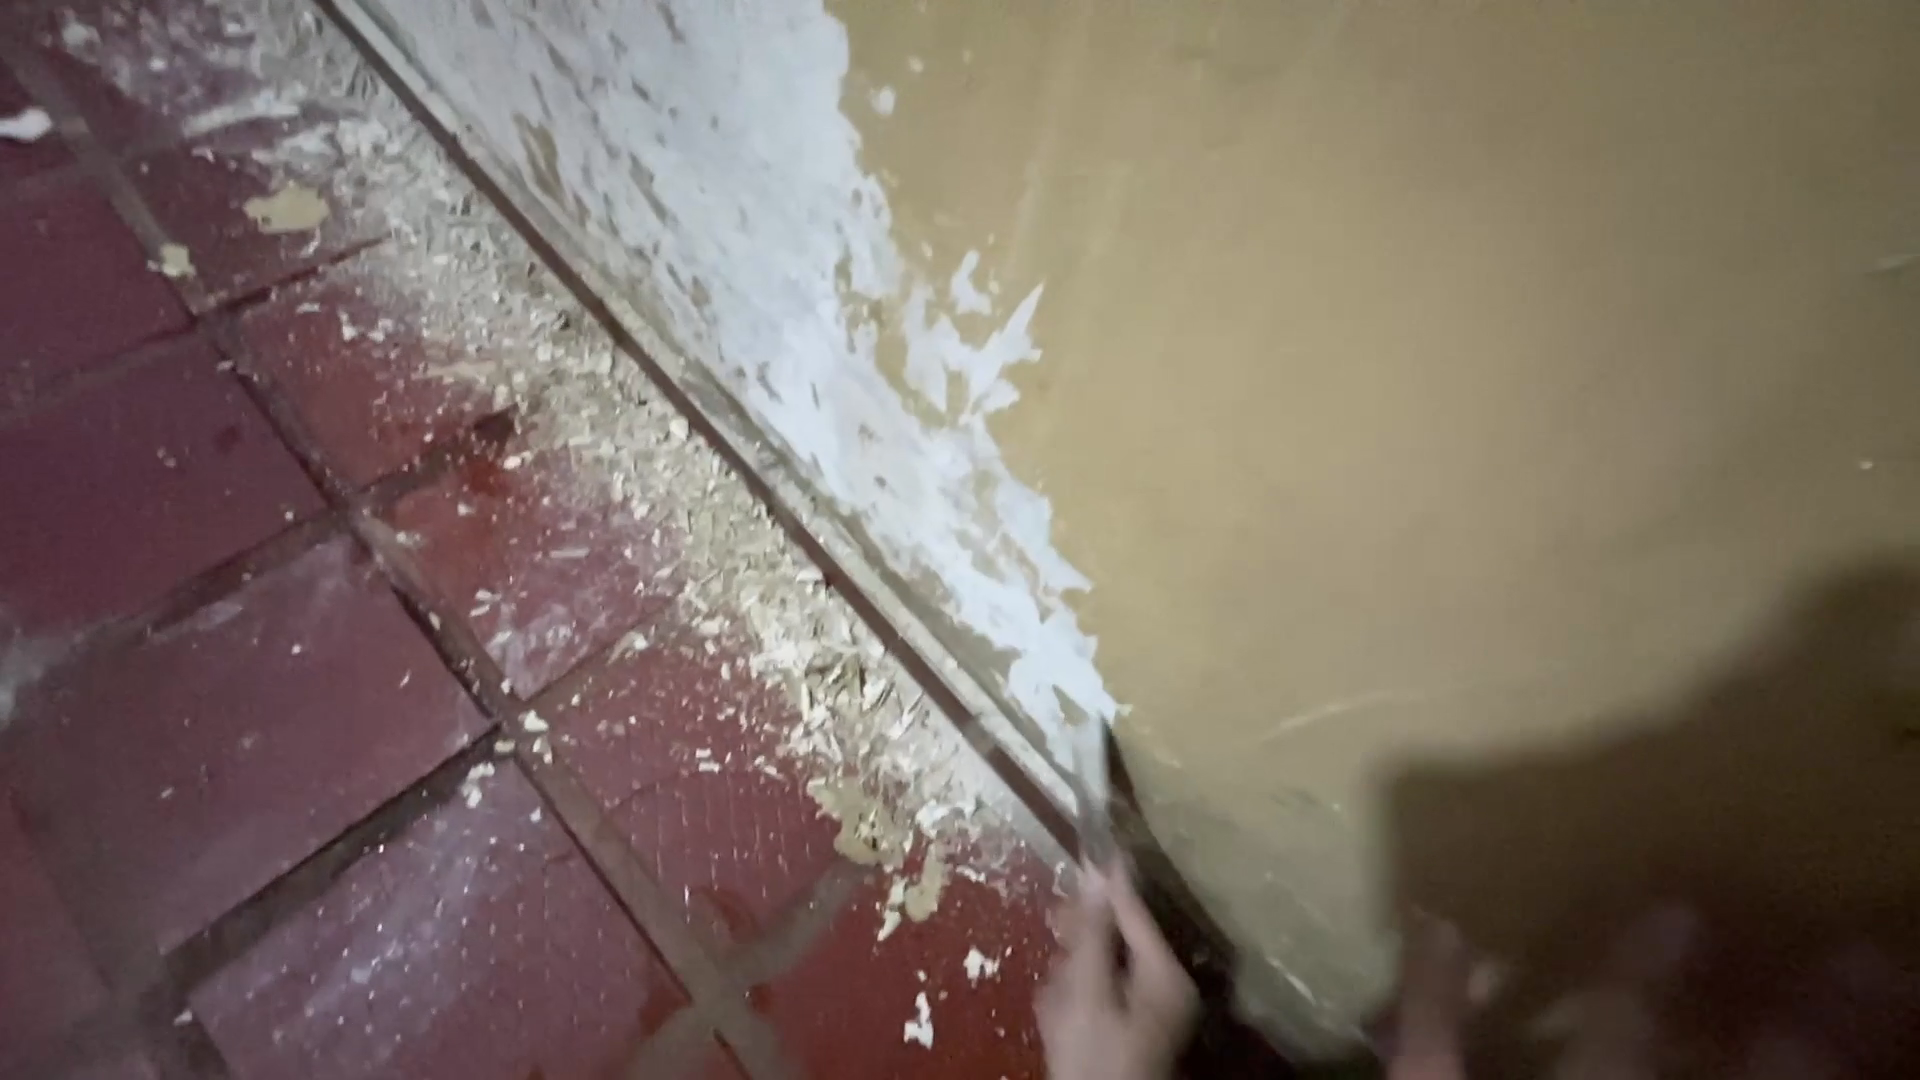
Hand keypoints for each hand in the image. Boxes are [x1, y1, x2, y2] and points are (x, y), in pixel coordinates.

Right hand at [1036, 861, 1199, 1079]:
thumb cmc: (1096, 1056)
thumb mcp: (1088, 990)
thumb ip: (1093, 928)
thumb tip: (1097, 870)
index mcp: (1163, 973)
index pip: (1133, 908)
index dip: (1108, 876)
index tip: (1093, 838)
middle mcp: (1161, 983)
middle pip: (1113, 935)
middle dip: (1078, 941)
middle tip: (1055, 931)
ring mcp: (1144, 1005)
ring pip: (1097, 963)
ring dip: (1069, 975)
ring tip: (1057, 1005)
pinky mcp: (1126, 1023)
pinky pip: (1094, 990)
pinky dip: (1072, 997)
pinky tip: (1060, 1019)